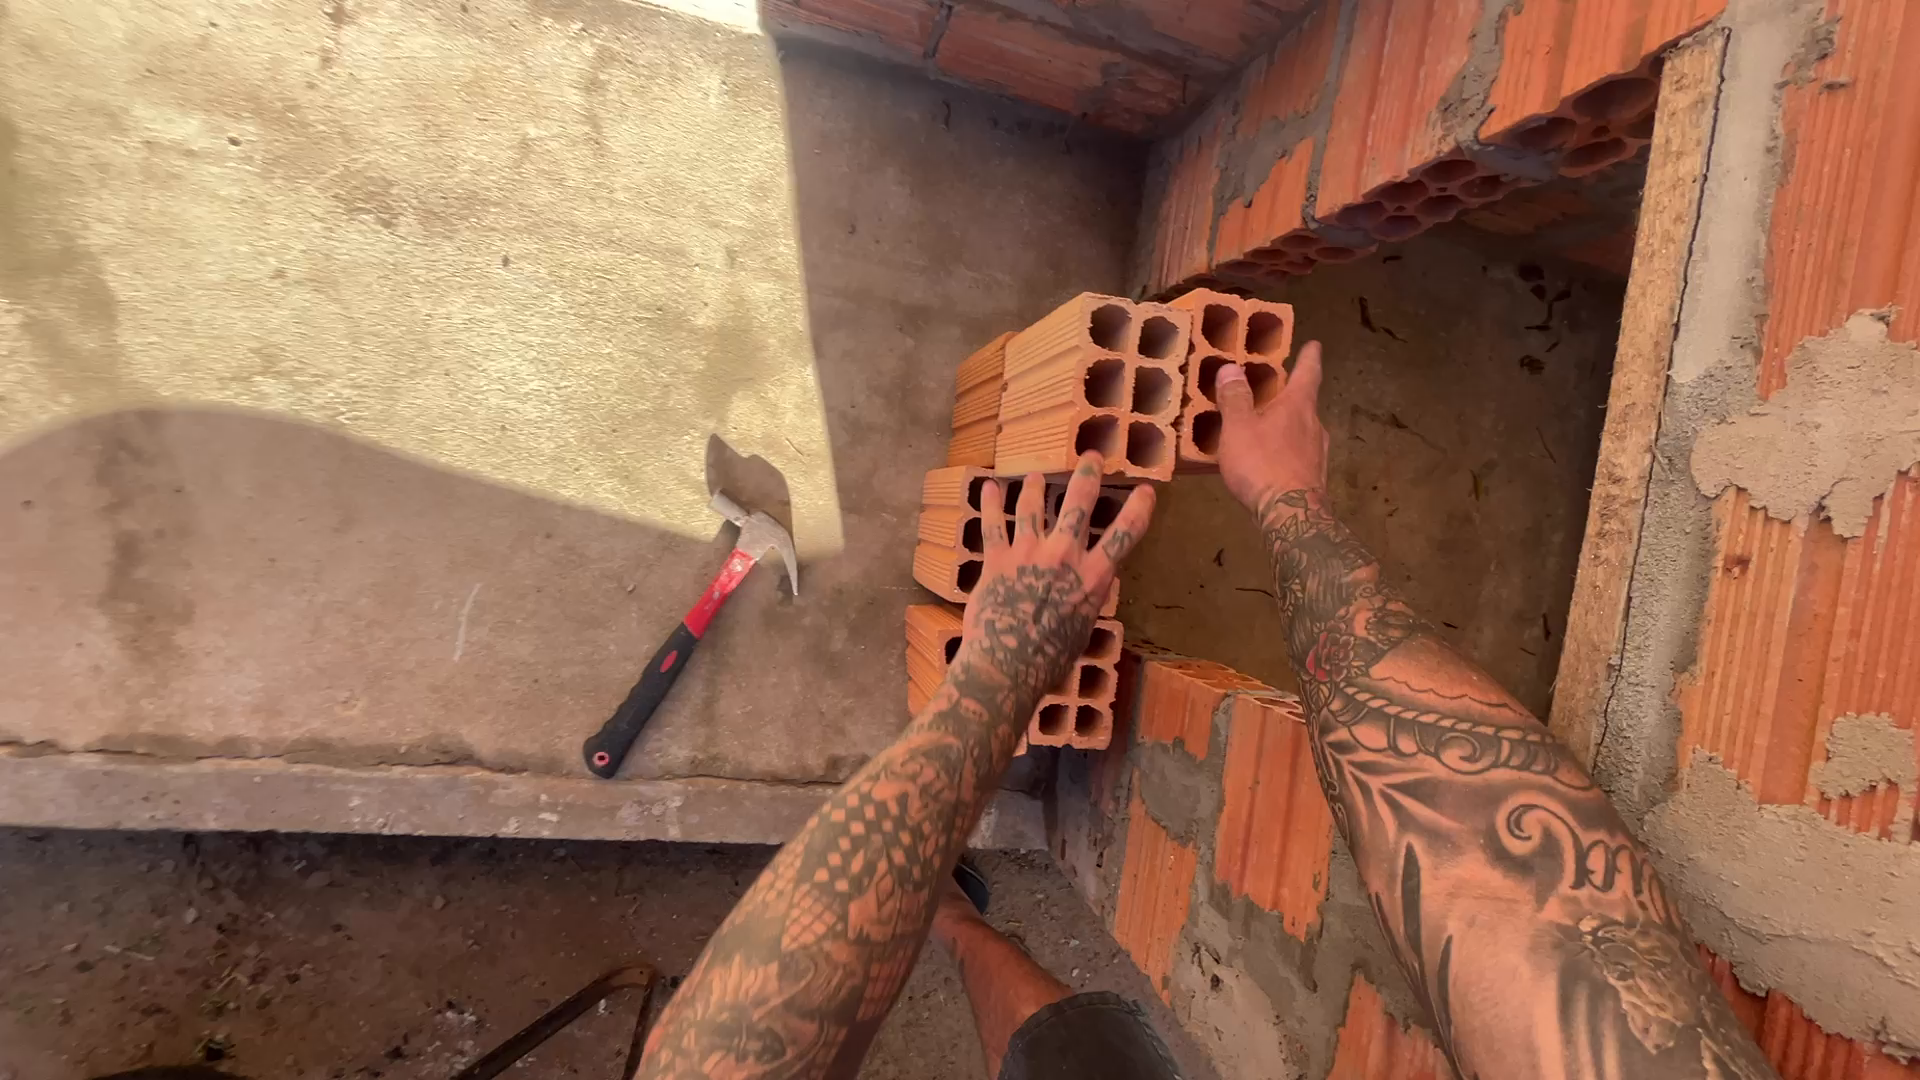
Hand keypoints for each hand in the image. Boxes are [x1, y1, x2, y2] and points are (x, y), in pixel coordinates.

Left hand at [955, 453, 1153, 703]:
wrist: (1007, 666)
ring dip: (1035, 487)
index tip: (1145, 490)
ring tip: (1035, 476)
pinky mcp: (997, 559)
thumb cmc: (1049, 660)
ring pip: (1032, 507)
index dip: (1138, 509)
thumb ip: (1086, 599)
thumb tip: (1088, 588)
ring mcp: (1028, 553)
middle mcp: (1063, 556)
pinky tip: (989, 488)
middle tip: (1090, 458)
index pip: (1124, 534)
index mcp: (1092, 577)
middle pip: (1079, 505)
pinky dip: (990, 504)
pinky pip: (993, 524)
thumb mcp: (1082, 628)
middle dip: (1087, 476)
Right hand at [1215, 340, 1328, 512]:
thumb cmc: (1262, 464)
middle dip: (1290, 396)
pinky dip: (1286, 450)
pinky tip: (1270, 461)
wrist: (1291, 514)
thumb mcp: (1238, 428)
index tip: (1314, 345)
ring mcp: (1317, 452)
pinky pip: (1298, 454)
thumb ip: (1235, 398)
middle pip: (1304, 403)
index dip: (1309, 357)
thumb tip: (1232, 367)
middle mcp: (1314, 425)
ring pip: (1302, 430)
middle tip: (1273, 391)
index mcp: (1298, 406)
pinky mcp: (1313, 477)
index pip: (1308, 372)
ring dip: (1287, 425)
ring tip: (1266, 429)